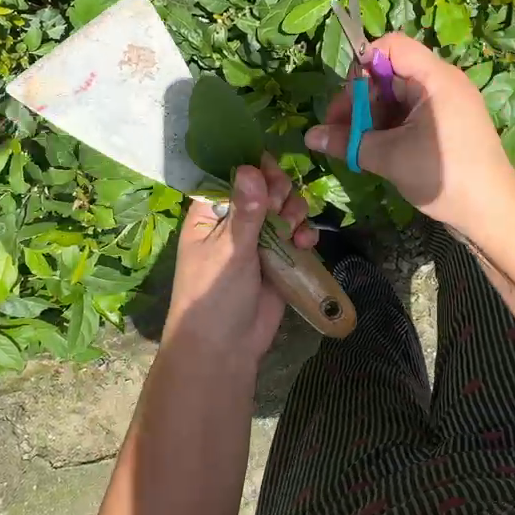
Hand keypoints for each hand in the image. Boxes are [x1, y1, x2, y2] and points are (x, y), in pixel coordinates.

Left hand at [166, 156, 317, 364]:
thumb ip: (247, 209)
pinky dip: (304, 234)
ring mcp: (258, 239)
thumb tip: (252, 166)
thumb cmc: (214, 295)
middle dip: (280, 192)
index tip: (271, 172)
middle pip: (265, 187)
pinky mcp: (278, 257)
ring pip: (285, 208)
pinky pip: (297, 233)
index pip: (234, 176)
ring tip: (294, 229)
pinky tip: (304, 245)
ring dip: (295, 212)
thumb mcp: (229, 249)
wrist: (226, 348)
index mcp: (211, 214)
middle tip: (282, 206)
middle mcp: (235, 221)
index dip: (256, 170)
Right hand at [304, 33, 514, 231]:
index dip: (362, 65)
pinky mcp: (450, 123)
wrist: (493, 211)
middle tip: (338, 131)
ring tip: (352, 146)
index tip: (346, 100)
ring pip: (399, 96)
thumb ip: (347, 142)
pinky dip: (391, 126)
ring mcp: (449, 103)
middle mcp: (444, 82)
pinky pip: (412, 112)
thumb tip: (309, 136)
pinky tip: (374, 150)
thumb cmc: (443, 176)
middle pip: (391, 73)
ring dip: (373, 117)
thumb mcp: (389, 157)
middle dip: (361, 99)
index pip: (391, 46)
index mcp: (435, 78)